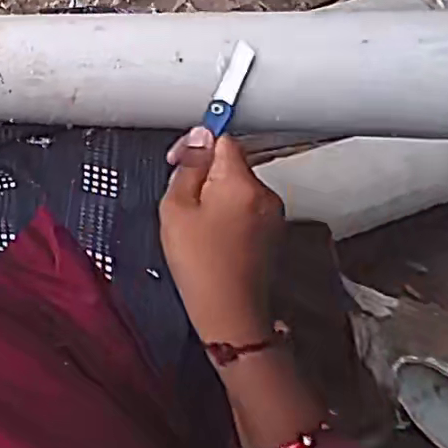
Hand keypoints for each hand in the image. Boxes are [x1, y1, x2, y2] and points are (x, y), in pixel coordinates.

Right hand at [158, 127, 285, 345]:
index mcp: (241, 184)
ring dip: (214, 191)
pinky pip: (245, 205)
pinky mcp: (271, 230)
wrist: (228, 309)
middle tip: (181, 195)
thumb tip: (198, 138)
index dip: (196, 144)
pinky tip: (209, 231)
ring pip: (236, 184)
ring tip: (194, 218)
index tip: (180, 158)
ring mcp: (272, 214)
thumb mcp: (175, 206)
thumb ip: (188, 166)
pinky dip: (226, 210)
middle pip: (230, 162)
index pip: (223, 139)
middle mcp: (265, 194)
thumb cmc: (199, 262)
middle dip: (204, 171)